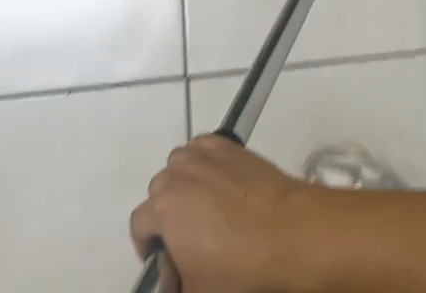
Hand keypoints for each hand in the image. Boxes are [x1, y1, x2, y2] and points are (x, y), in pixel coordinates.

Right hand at [129, 135, 324, 292]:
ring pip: (178, 164)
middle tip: (186, 236)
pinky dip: (202, 159)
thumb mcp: (197, 289)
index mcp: (162, 210)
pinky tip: (216, 177)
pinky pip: (202, 146)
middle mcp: (177, 175)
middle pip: (158, 191)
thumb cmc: (238, 265)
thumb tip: (174, 278)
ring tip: (202, 204)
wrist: (287, 231)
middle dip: (165, 213)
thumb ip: (175, 284)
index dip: (145, 244)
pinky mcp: (229, 146)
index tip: (162, 258)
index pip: (138, 224)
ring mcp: (204, 155)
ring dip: (182, 182)